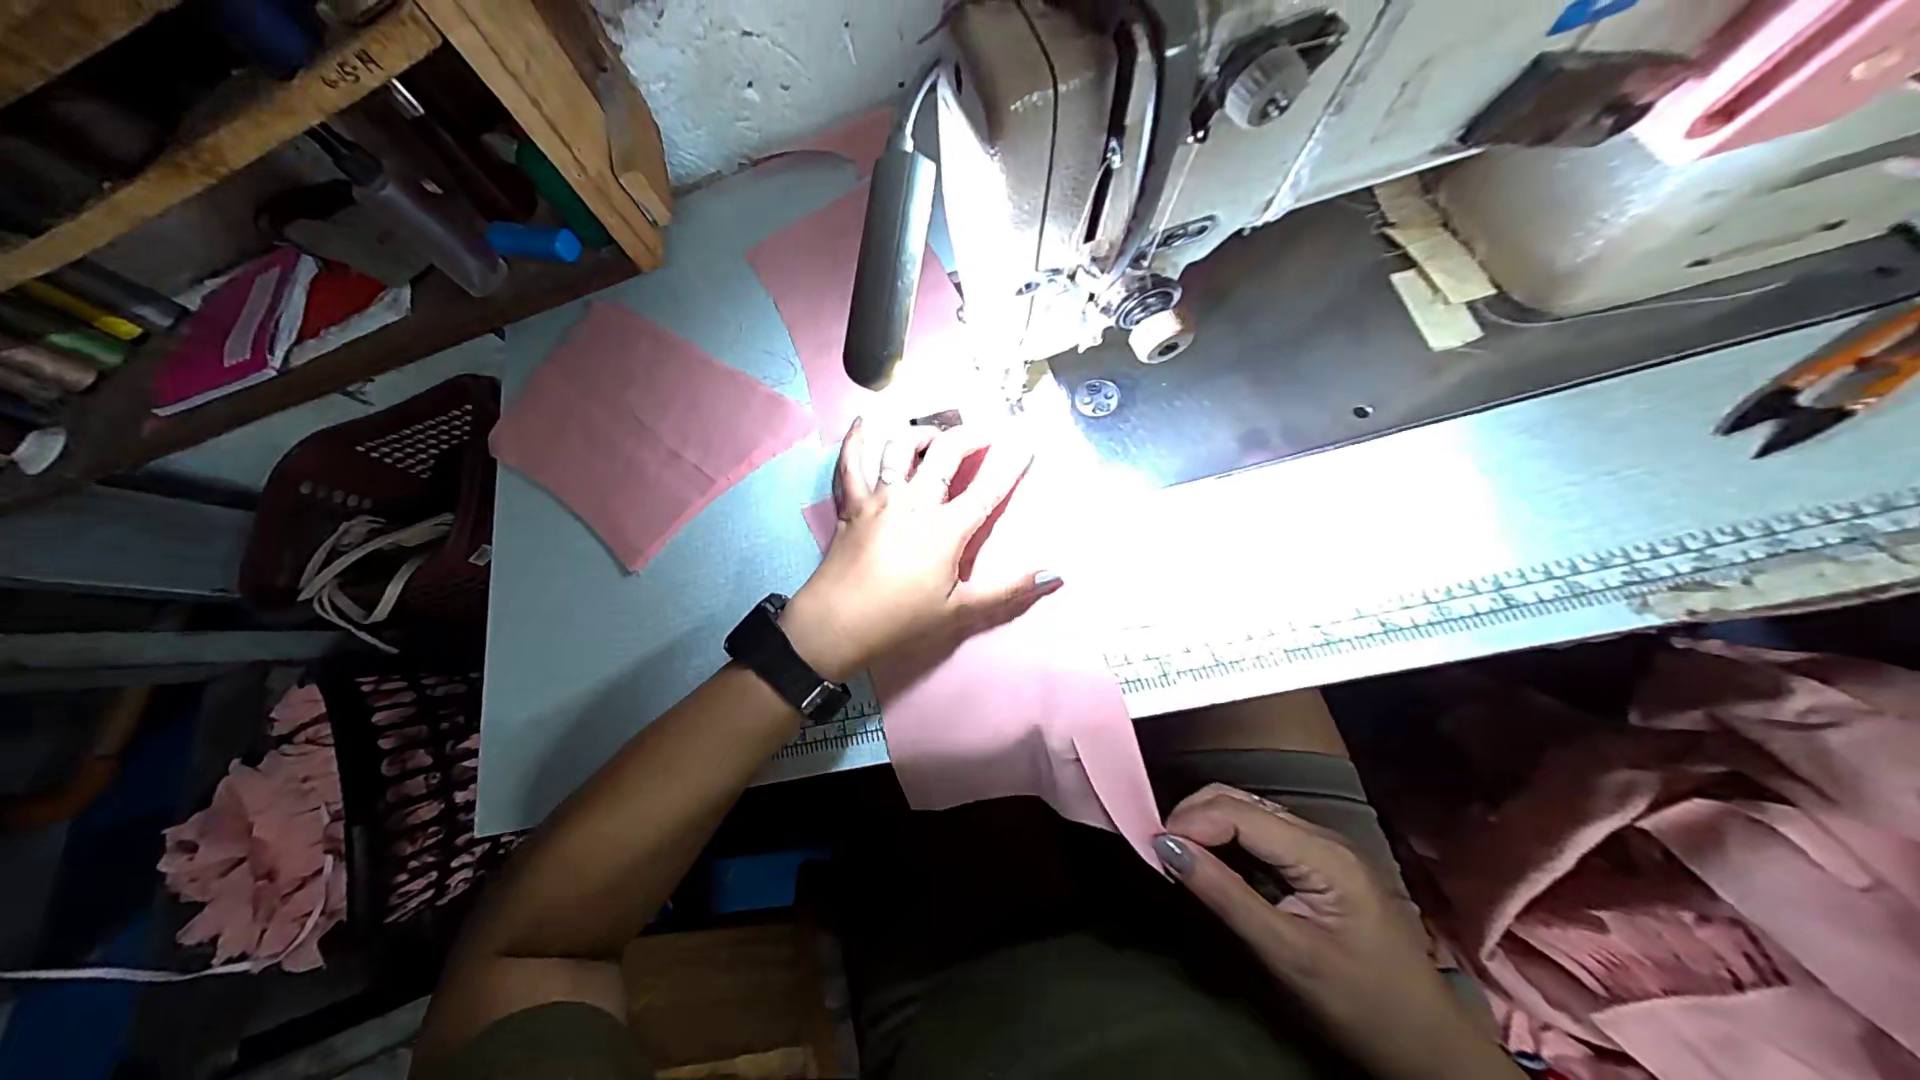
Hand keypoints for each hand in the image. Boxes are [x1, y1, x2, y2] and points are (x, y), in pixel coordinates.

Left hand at [779, 418, 1062, 680]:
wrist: (838, 623)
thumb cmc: (901, 620)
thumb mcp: (960, 610)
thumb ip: (1008, 589)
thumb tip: (1054, 575)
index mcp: (946, 530)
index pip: (987, 489)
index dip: (1010, 464)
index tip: (1026, 443)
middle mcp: (914, 503)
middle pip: (945, 454)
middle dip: (969, 436)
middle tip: (984, 433)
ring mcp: (880, 499)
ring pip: (900, 448)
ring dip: (922, 435)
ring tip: (935, 436)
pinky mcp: (852, 503)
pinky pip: (851, 462)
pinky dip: (857, 439)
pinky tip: (864, 422)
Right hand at [1156, 785, 1519, 1079]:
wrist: (1429, 1046)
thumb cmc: (1363, 1006)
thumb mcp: (1286, 954)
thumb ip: (1225, 895)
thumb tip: (1166, 847)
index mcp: (1323, 854)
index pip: (1238, 813)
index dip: (1190, 823)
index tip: (1154, 850)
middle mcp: (1322, 835)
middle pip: (1240, 800)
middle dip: (1193, 817)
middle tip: (1161, 852)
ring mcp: (1322, 845)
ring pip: (1247, 810)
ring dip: (1206, 825)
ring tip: (1177, 856)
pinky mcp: (1317, 860)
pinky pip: (1260, 831)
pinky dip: (1225, 838)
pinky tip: (1209, 860)